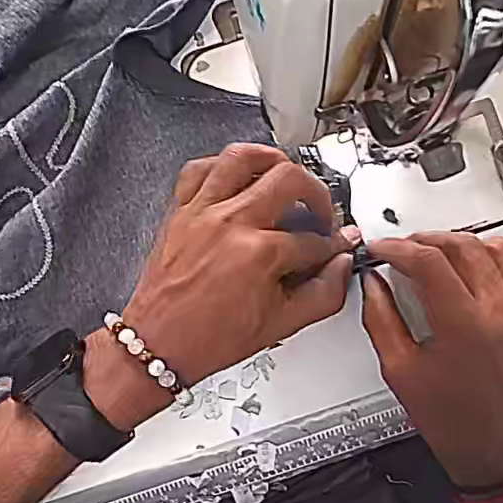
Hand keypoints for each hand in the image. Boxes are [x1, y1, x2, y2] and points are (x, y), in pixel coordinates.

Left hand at [83, 144, 358, 430]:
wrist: (160, 344)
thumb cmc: (208, 339)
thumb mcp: (280, 326)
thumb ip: (322, 295)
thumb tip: (342, 268)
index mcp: (259, 255)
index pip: (313, 240)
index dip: (333, 246)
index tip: (336, 248)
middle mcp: (230, 224)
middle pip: (290, 181)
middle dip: (318, 195)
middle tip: (320, 213)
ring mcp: (202, 213)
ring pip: (243, 158)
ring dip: (273, 160)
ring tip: (287, 173)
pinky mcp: (180, 211)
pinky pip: (199, 169)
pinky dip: (221, 165)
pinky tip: (237, 175)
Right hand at [361, 232, 502, 488]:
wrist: (496, 450)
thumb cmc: (453, 422)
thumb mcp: (399, 371)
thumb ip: (381, 318)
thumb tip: (374, 284)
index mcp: (465, 327)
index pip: (429, 261)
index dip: (397, 248)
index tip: (382, 250)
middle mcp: (501, 314)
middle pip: (461, 246)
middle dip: (424, 241)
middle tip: (401, 251)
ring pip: (494, 248)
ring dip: (459, 243)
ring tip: (434, 254)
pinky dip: (492, 256)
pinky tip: (472, 264)